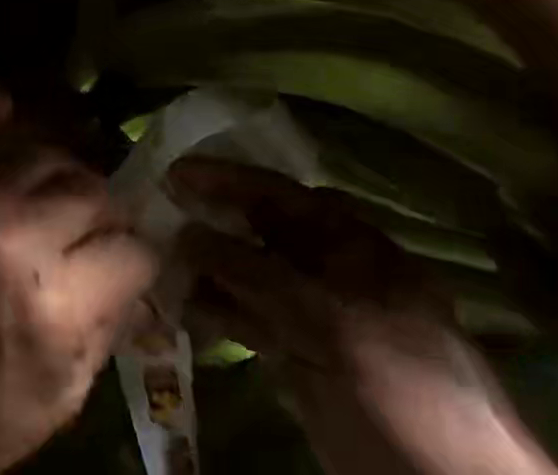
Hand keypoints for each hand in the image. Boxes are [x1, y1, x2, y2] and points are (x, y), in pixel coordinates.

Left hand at [0, 100, 158, 474]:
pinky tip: (8, 103)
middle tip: (106, 236)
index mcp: (57, 302)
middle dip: (112, 216)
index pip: (132, 250)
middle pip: (95, 194)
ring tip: (73, 198)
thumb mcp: (68, 394)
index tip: (138, 266)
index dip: (143, 259)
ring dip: (70, 175)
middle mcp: (20, 238)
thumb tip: (143, 281)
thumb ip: (111, 326)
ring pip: (48, 159)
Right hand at [171, 158, 557, 474]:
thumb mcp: (332, 320)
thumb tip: (185, 234)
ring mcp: (312, 315)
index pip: (279, 195)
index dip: (227, 180)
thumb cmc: (404, 384)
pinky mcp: (297, 357)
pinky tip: (177, 306)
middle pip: (257, 232)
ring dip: (204, 268)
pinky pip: (247, 321)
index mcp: (350, 244)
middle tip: (153, 213)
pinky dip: (214, 312)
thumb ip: (257, 273)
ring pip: (247, 277)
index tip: (174, 173)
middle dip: (208, 220)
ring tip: (154, 262)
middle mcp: (327, 269)